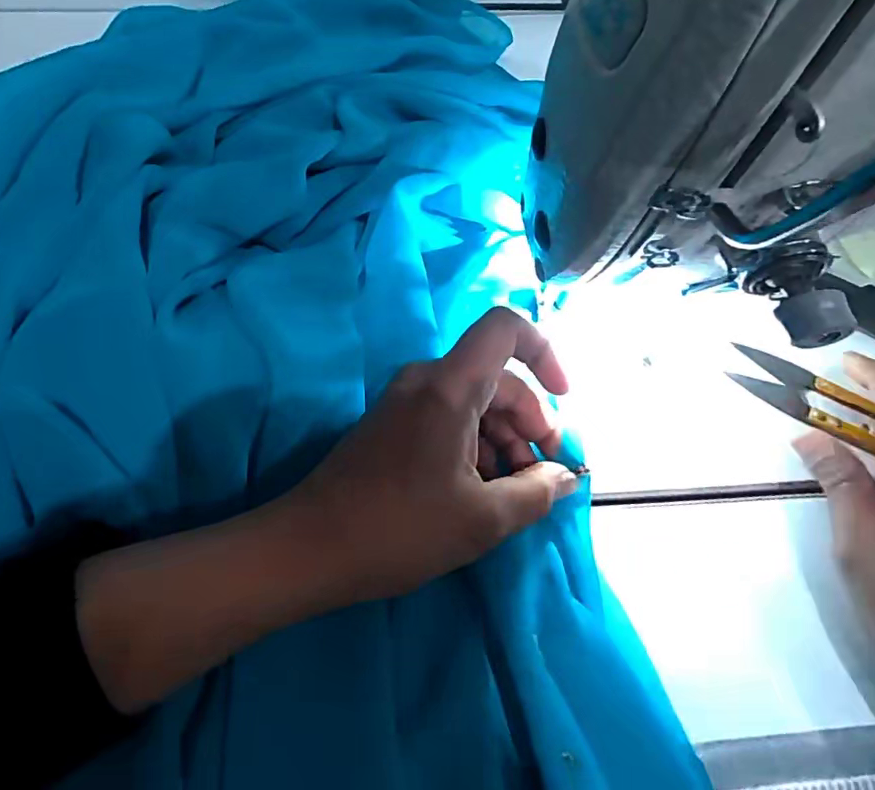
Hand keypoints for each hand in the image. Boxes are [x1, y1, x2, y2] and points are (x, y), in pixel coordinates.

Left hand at [280, 306, 579, 602]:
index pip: (506, 327)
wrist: (309, 547)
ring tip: (514, 495)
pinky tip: (481, 492)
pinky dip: (475, 445)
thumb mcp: (482, 519)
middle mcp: (427, 380)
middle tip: (543, 476)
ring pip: (474, 401)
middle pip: (498, 378)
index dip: (544, 352)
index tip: (565, 396)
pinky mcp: (393, 423)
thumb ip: (536, 492)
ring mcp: (406, 400)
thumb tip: (564, 476)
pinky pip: (449, 418)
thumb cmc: (400, 528)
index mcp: (450, 386)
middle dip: (530, 422)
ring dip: (504, 440)